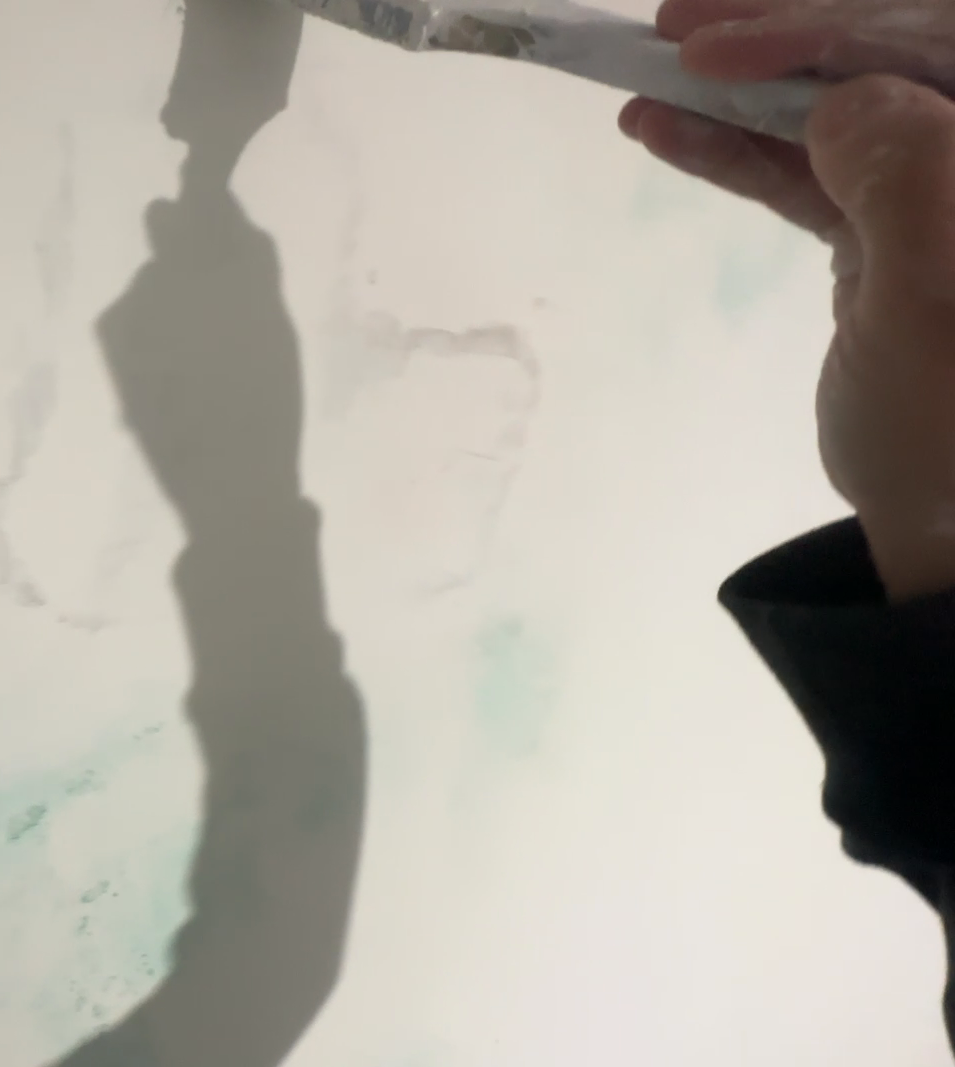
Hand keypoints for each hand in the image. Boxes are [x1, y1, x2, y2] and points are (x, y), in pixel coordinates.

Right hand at [623, 0, 954, 598]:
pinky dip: (732, 153)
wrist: (948, 507)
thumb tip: (849, 98)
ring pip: (837, 109)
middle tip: (678, 19)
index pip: (937, 47)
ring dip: (740, 90)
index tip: (709, 38)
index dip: (824, 30)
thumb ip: (909, 184)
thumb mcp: (927, 306)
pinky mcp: (882, 224)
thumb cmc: (953, 421)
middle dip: (784, 32)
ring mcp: (938, 184)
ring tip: (652, 68)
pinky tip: (665, 132)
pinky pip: (803, 173)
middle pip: (895, 56)